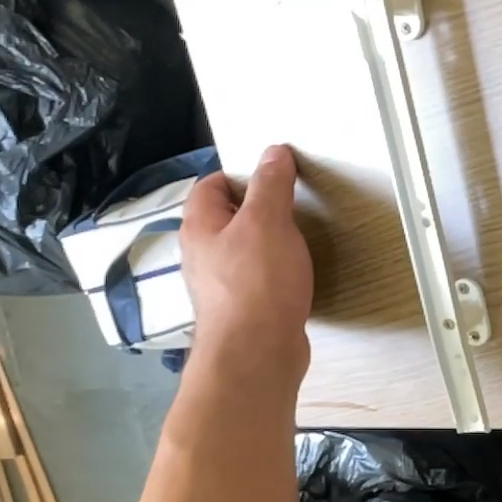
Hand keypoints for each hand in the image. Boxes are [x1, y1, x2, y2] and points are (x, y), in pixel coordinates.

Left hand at [180, 145, 313, 381]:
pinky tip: (297, 275)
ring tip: (301, 239)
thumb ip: (271, 185)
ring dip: (268, 241)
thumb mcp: (268, 223)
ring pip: (242, 249)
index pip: (211, 186)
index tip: (278, 175)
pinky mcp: (243, 307)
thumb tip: (274, 151)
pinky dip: (276, 270)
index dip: (242, 174)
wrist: (256, 351)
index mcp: (200, 227)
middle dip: (258, 209)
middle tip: (296, 205)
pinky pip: (257, 277)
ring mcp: (220, 283)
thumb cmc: (258, 281)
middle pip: (226, 218)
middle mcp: (202, 253)